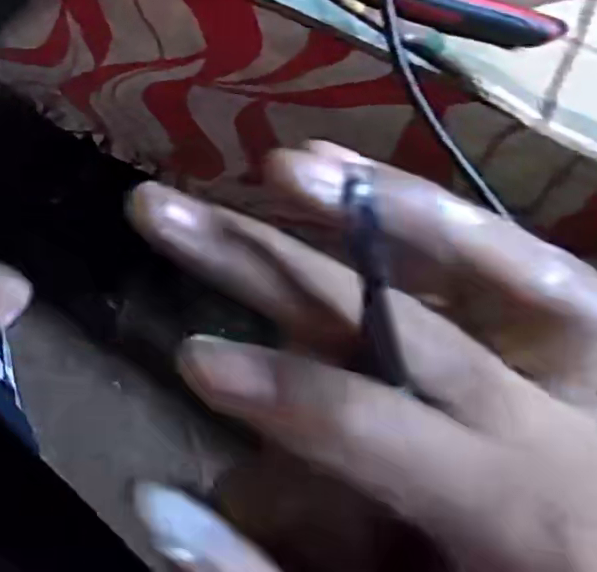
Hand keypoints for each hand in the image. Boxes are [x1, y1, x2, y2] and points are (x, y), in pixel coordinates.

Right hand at [128, 142, 596, 570]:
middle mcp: (577, 444)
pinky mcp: (582, 359)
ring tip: (282, 165)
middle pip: (407, 333)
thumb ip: (258, 566)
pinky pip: (534, 275)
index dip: (288, 392)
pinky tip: (341, 169)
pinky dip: (439, 219)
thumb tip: (145, 498)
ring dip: (388, 216)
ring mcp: (590, 389)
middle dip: (263, 263)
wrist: (590, 566)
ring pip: (524, 287)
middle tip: (150, 208)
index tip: (187, 356)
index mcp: (524, 523)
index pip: (388, 435)